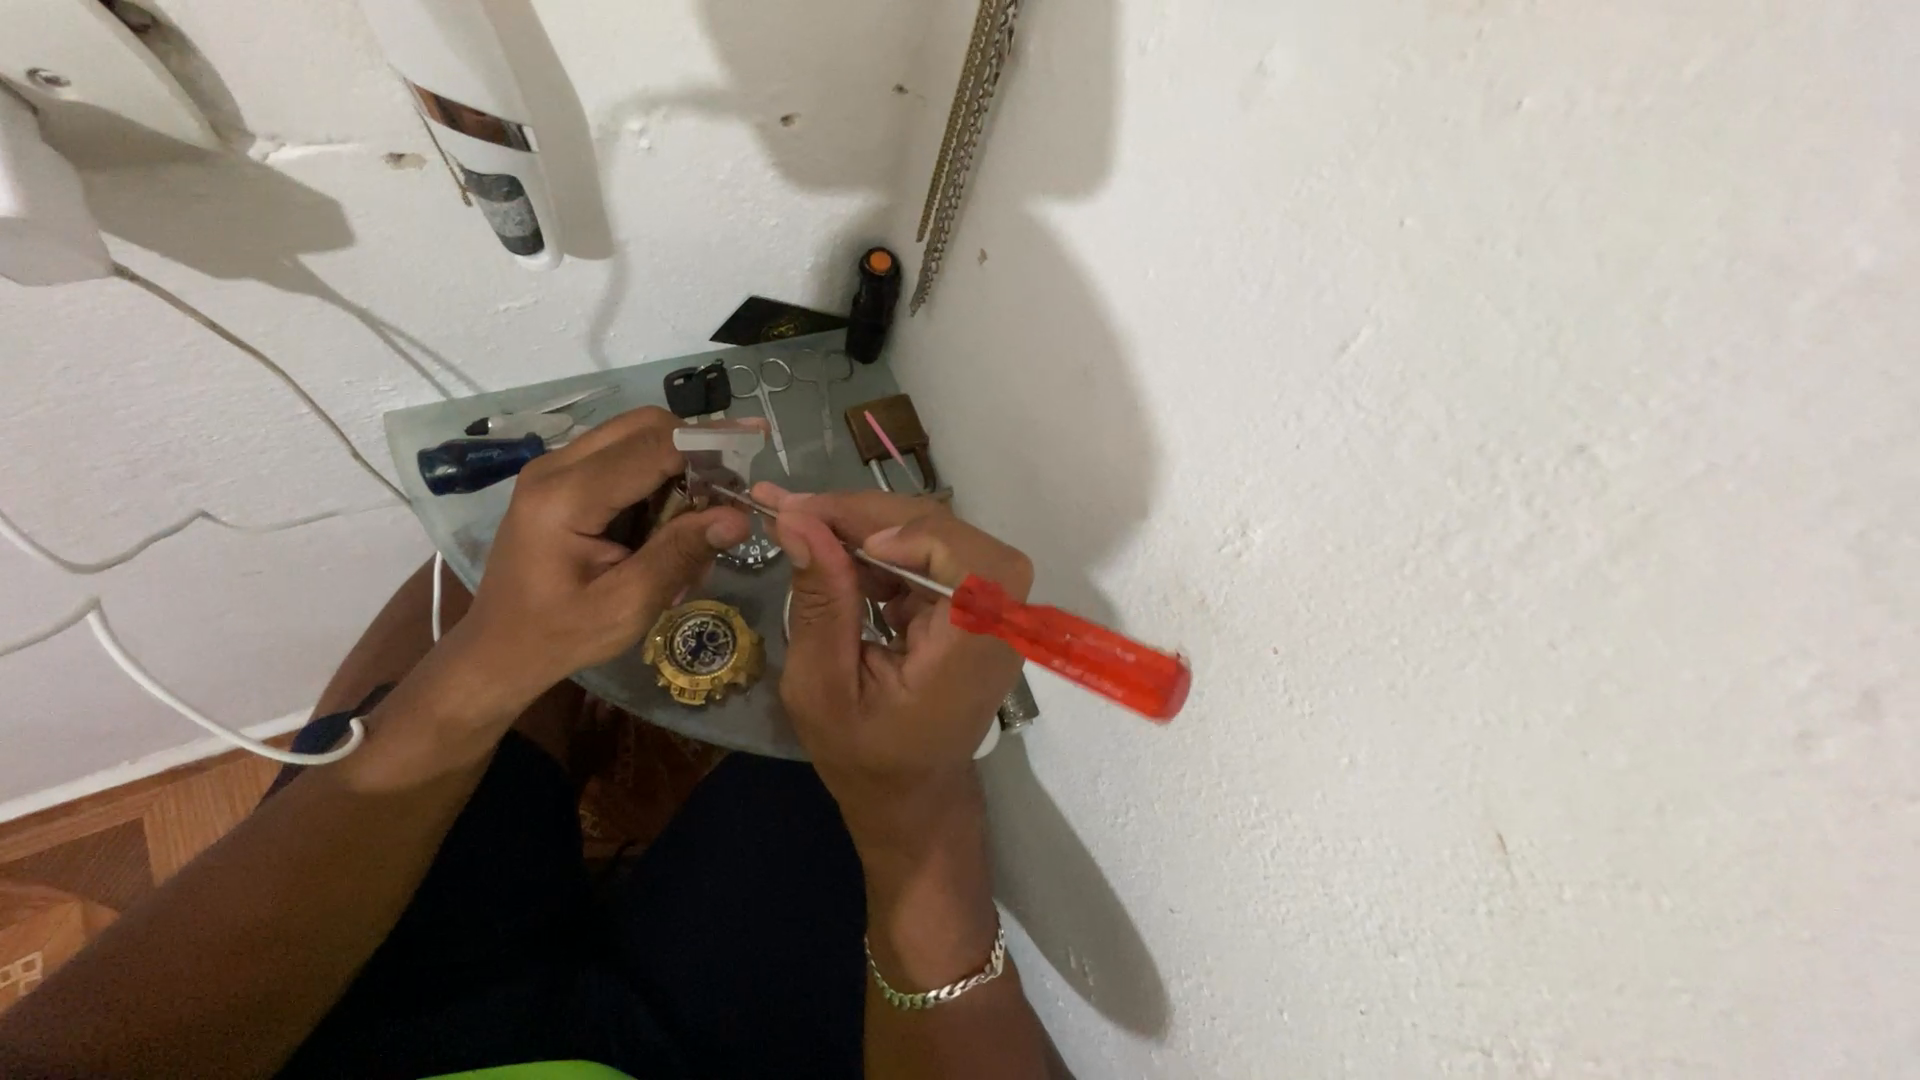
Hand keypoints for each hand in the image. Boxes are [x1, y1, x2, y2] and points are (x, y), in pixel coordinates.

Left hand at [444, 406, 750, 720]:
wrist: (500, 648)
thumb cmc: (560, 634)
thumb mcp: (627, 605)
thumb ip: (681, 555)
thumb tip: (739, 518)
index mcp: (566, 497)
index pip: (654, 446)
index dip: (710, 450)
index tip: (751, 472)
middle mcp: (557, 466)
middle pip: (647, 425)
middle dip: (698, 452)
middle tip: (729, 498)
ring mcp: (557, 468)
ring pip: (639, 435)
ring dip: (680, 467)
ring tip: (699, 519)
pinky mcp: (564, 478)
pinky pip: (625, 455)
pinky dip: (660, 478)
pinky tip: (670, 523)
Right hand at [757, 483, 1031, 841]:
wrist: (909, 794)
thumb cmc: (865, 759)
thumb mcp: (821, 689)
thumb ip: (819, 606)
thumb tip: (798, 522)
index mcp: (971, 653)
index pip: (981, 567)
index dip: (927, 540)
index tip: (856, 546)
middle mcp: (994, 625)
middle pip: (956, 538)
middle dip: (877, 519)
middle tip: (802, 513)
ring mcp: (986, 613)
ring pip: (940, 537)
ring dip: (872, 529)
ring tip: (809, 531)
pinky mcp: (968, 607)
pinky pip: (930, 556)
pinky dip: (882, 551)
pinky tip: (840, 561)